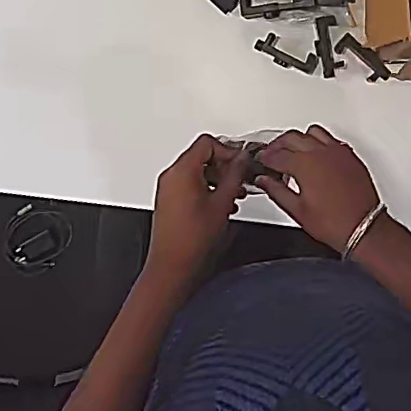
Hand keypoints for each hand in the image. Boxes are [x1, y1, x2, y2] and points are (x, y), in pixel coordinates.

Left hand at [145, 135, 248, 283]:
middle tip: (239, 178)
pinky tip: (221, 203)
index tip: (240, 163)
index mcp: (182, 171)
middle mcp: (171, 176)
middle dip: (224, 166)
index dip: (227, 151)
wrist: (172, 266)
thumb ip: (235, 174)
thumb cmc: (191, 239)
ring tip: (233, 193)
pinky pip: (190, 183)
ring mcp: (168, 188)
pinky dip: (207, 187)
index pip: (207, 143)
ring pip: (198, 170)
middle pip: (202, 155)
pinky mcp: (169, 199)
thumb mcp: (222, 201)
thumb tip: (242, 158)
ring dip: (218, 178)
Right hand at [255, 125, 383, 251]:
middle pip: (292, 138)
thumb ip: (277, 191)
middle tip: (271, 154)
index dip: (265, 157)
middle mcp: (321, 153)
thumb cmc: (334, 222)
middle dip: (278, 144)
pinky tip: (315, 152)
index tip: (261, 160)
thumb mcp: (297, 210)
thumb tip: (264, 181)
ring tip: (292, 150)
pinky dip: (318, 141)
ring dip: (299, 138)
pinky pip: (330, 139)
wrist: (363, 227)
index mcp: (305, 164)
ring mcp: (337, 151)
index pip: (277, 155)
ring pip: (312, 132)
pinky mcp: (349, 154)